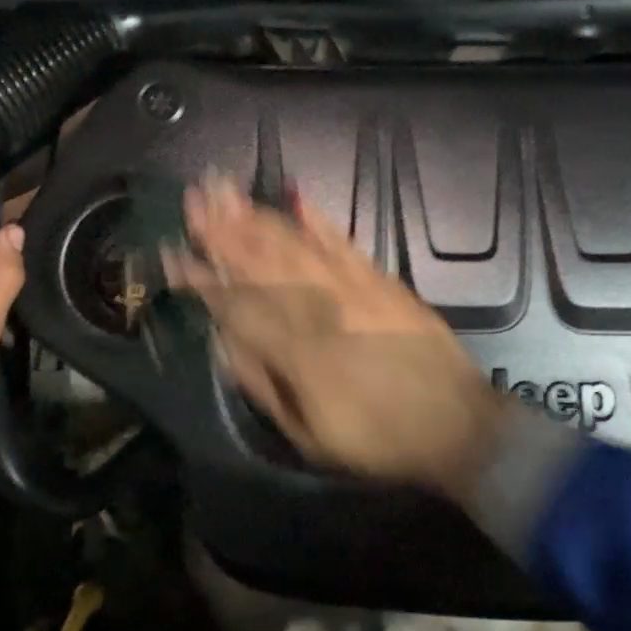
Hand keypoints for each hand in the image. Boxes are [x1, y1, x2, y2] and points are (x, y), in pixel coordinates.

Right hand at [163, 177, 510, 500]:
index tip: (173, 253)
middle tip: (193, 199)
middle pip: (261, 262)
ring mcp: (352, 289)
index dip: (202, 278)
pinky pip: (342, 242)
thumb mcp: (309, 434)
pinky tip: (296, 197)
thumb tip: (223, 344)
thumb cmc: (377, 438)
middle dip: (223, 229)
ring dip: (258, 216)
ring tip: (227, 192)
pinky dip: (317, 219)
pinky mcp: (380, 279)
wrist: (457, 425)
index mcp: (296, 351)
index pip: (237, 305)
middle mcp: (319, 310)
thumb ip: (263, 385)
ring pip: (294, 245)